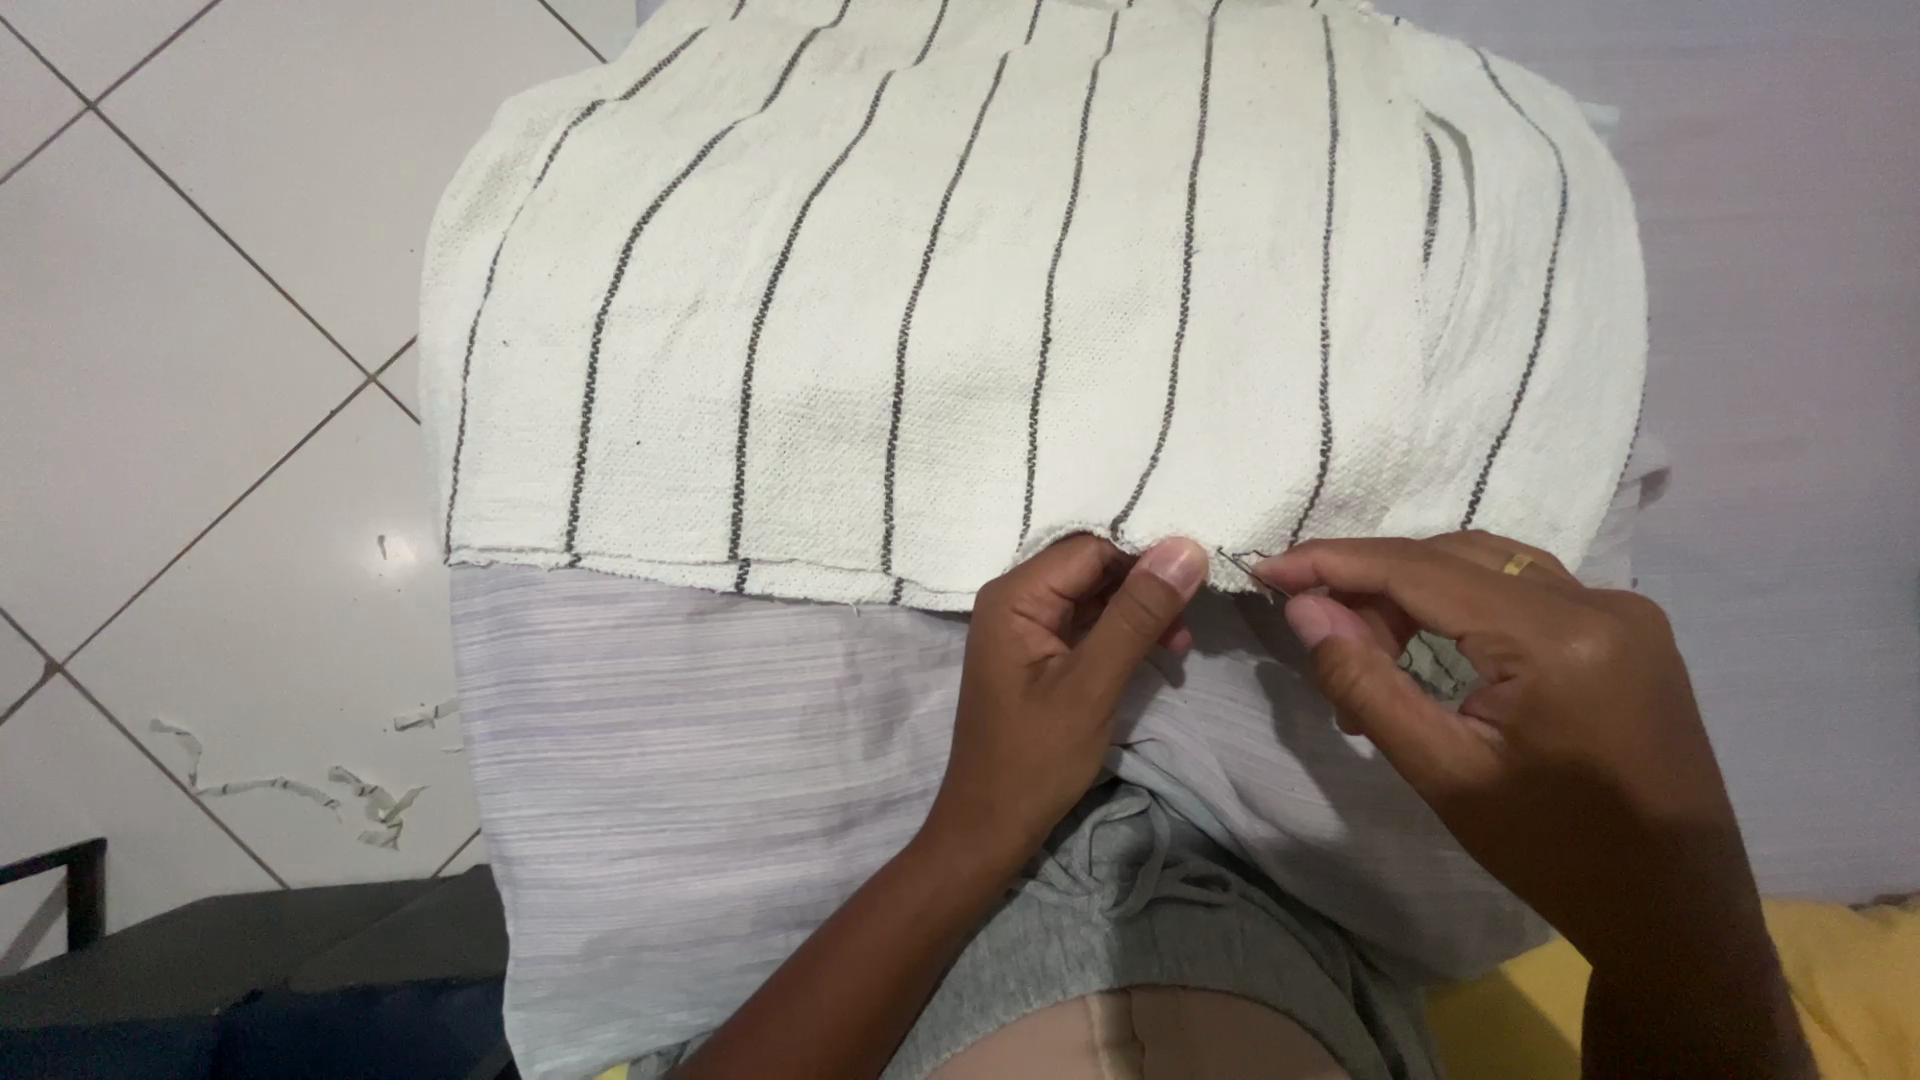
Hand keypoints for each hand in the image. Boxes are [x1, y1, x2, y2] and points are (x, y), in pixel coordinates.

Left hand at [920, 534, 1208, 864]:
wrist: (991, 824)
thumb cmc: (1035, 757)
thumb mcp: (1092, 684)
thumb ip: (1137, 615)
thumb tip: (1185, 548)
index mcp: (1015, 596)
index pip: (1090, 548)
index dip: (1144, 556)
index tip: (1197, 579)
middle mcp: (1015, 600)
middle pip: (1092, 568)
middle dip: (1144, 587)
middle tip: (1190, 619)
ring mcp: (1025, 628)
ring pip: (1094, 596)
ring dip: (1139, 613)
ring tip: (1180, 645)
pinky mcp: (1038, 653)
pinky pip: (1086, 625)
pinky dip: (1122, 634)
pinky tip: (1158, 653)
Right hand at [1254, 532, 1760, 969]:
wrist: (1673, 912)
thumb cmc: (1552, 852)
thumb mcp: (1440, 771)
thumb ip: (1363, 680)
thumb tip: (1303, 608)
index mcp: (1558, 639)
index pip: (1419, 570)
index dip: (1333, 561)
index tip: (1268, 568)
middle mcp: (1598, 603)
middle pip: (1447, 559)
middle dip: (1369, 588)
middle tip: (1320, 640)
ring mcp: (1620, 612)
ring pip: (1480, 566)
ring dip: (1408, 596)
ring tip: (1365, 654)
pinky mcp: (1623, 630)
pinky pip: (1515, 589)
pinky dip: (1454, 606)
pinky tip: (1423, 647)